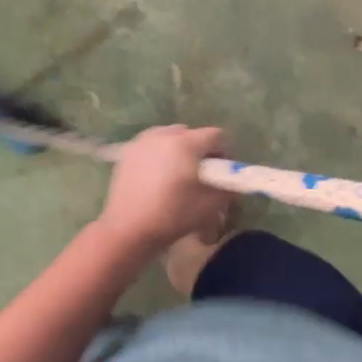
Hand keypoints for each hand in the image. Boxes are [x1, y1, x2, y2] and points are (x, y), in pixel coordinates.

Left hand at [96, 125, 234, 253]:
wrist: (129, 228)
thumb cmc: (173, 215)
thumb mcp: (210, 206)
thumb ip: (228, 189)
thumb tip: (234, 182)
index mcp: (186, 143)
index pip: (217, 135)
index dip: (224, 153)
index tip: (221, 173)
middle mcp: (164, 134)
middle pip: (192, 134)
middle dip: (201, 151)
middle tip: (200, 175)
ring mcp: (143, 140)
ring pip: (171, 137)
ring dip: (180, 150)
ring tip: (178, 175)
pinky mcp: (128, 150)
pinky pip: (152, 144)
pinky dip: (160, 154)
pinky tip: (158, 177)